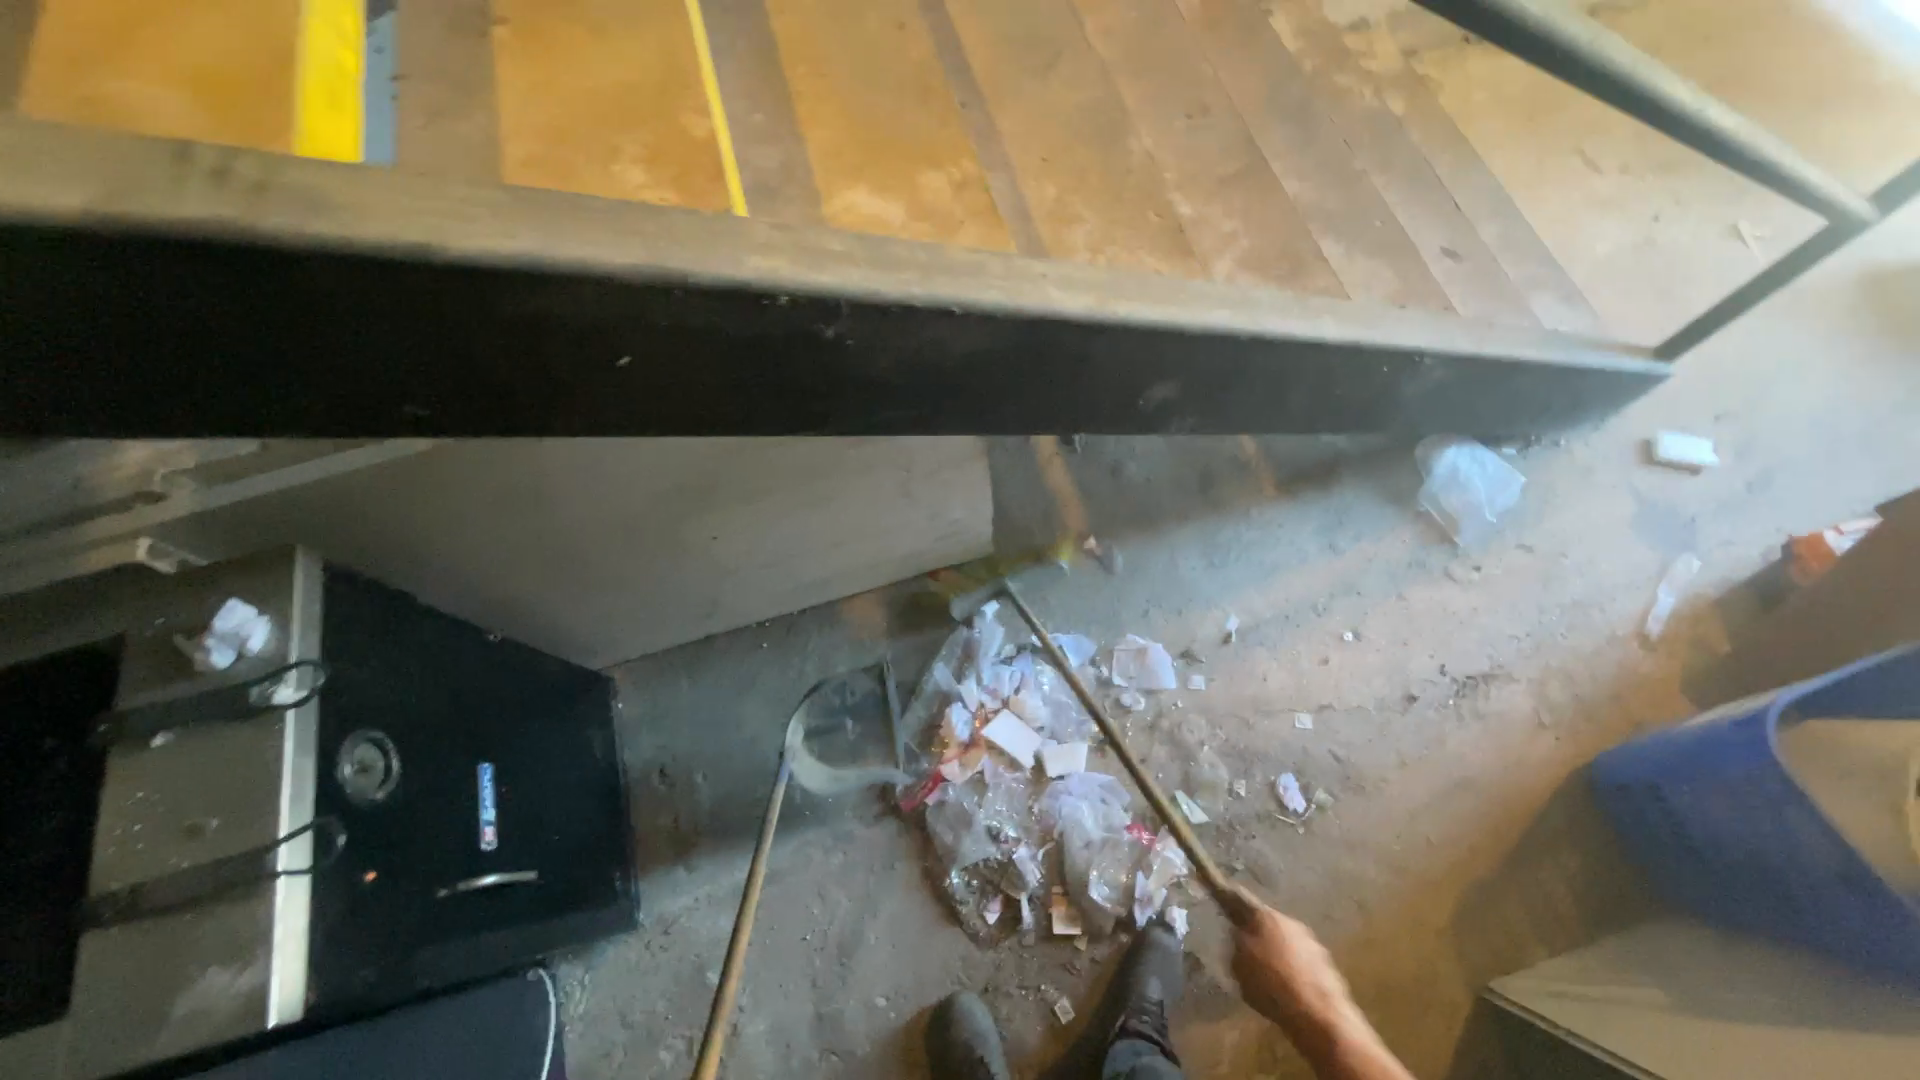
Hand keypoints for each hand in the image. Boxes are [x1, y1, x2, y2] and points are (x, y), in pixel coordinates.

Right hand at [1225, 886, 1358, 1036]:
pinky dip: (1290, 967)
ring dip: (1274, 949)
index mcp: (1264, 916)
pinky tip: (1287, 988)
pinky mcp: (1326, 963)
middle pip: (1264, 919)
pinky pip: (1299, 959)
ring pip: (1283, 939)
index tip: (1208, 877)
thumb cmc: (1272, 988)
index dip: (1222, 890)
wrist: (1321, 1017)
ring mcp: (1311, 941)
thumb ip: (1235, 945)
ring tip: (1266, 974)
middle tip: (1242, 946)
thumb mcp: (1239, 967)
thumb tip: (1238, 935)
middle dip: (1253, 928)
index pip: (1237, 897)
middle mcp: (1289, 921)